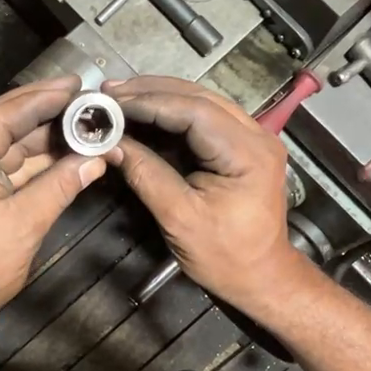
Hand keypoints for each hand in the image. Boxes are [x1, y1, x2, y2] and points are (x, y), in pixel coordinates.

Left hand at [0, 76, 108, 332]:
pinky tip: (60, 149)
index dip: (39, 100)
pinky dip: (28, 157)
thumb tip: (97, 158)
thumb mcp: (25, 225)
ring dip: (37, 133)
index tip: (73, 87)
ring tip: (77, 119)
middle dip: (38, 108)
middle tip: (78, 94)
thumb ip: (60, 186)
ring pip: (0, 141)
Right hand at [106, 76, 307, 318]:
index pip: (194, 112)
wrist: (261, 278)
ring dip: (160, 98)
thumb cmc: (224, 256)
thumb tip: (111, 145)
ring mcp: (252, 138)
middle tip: (109, 93)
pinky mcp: (241, 148)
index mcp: (247, 153)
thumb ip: (146, 175)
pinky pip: (204, 120)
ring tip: (120, 98)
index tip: (112, 103)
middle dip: (152, 92)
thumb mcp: (179, 218)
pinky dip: (172, 115)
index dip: (150, 104)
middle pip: (199, 98)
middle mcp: (256, 135)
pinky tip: (144, 115)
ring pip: (201, 103)